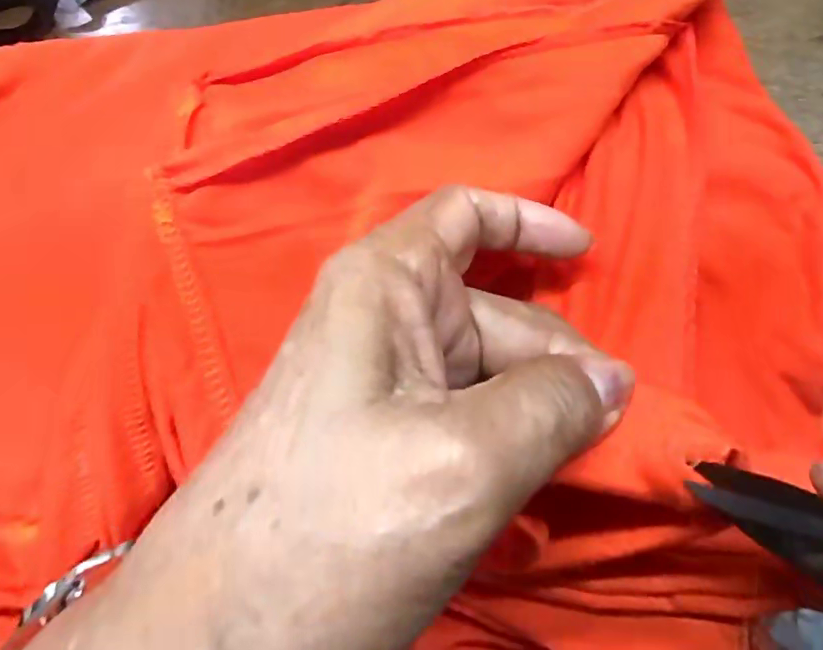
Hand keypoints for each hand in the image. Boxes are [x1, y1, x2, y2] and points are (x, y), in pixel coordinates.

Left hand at [33, 187, 634, 649]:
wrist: (208, 646)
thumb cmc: (331, 527)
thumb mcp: (462, 461)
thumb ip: (551, 409)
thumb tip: (614, 382)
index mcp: (385, 285)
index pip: (464, 216)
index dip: (530, 221)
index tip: (588, 252)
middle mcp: (379, 318)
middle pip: (494, 309)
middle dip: (555, 355)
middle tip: (612, 416)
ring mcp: (378, 380)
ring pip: (485, 369)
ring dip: (538, 406)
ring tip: (581, 458)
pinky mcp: (378, 435)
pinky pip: (464, 414)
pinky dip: (507, 437)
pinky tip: (536, 483)